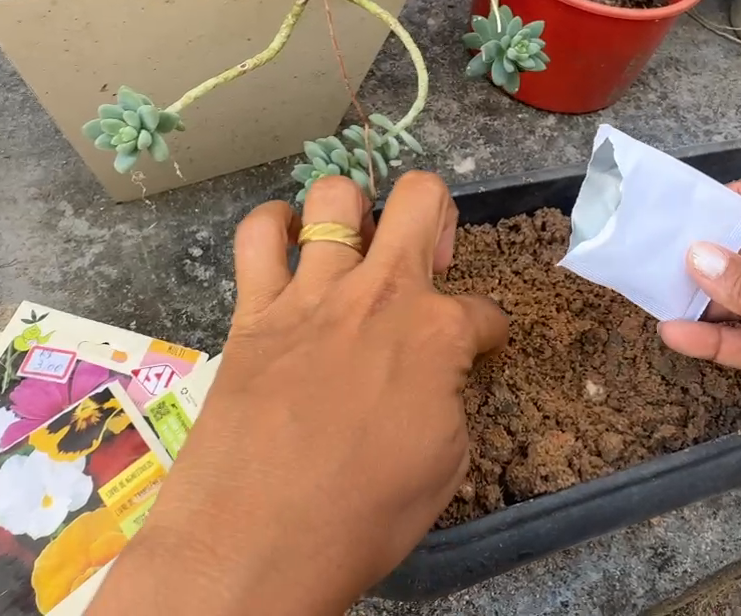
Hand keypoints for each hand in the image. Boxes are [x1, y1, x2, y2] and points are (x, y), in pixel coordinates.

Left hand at [92, 172, 508, 615]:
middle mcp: (380, 292)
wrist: (252, 544)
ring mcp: (313, 291)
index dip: (488, 332)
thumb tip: (440, 374)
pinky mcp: (255, 307)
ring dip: (354, 212)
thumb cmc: (362, 516)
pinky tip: (284, 248)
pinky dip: (272, 228)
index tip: (479, 349)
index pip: (484, 313)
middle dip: (438, 215)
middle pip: (421, 197)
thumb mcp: (445, 463)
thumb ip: (450, 397)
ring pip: (337, 196)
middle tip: (428, 259)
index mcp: (437, 333)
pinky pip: (257, 235)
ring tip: (354, 249)